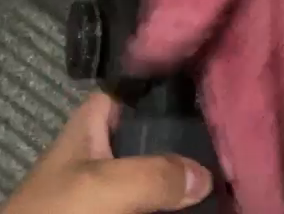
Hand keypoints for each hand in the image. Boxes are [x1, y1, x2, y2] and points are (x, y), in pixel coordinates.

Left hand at [2, 93, 212, 212]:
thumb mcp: (100, 186)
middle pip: (159, 131)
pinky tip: (210, 203)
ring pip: (161, 171)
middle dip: (192, 137)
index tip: (216, 86)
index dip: (176, 82)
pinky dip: (177, 205)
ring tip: (230, 171)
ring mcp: (115, 181)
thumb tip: (206, 175)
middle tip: (230, 138)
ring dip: (187, 177)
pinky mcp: (121, 210)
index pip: (142, 85)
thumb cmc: (53, 211)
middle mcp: (110, 143)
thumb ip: (152, 174)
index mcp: (97, 118)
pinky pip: (156, 204)